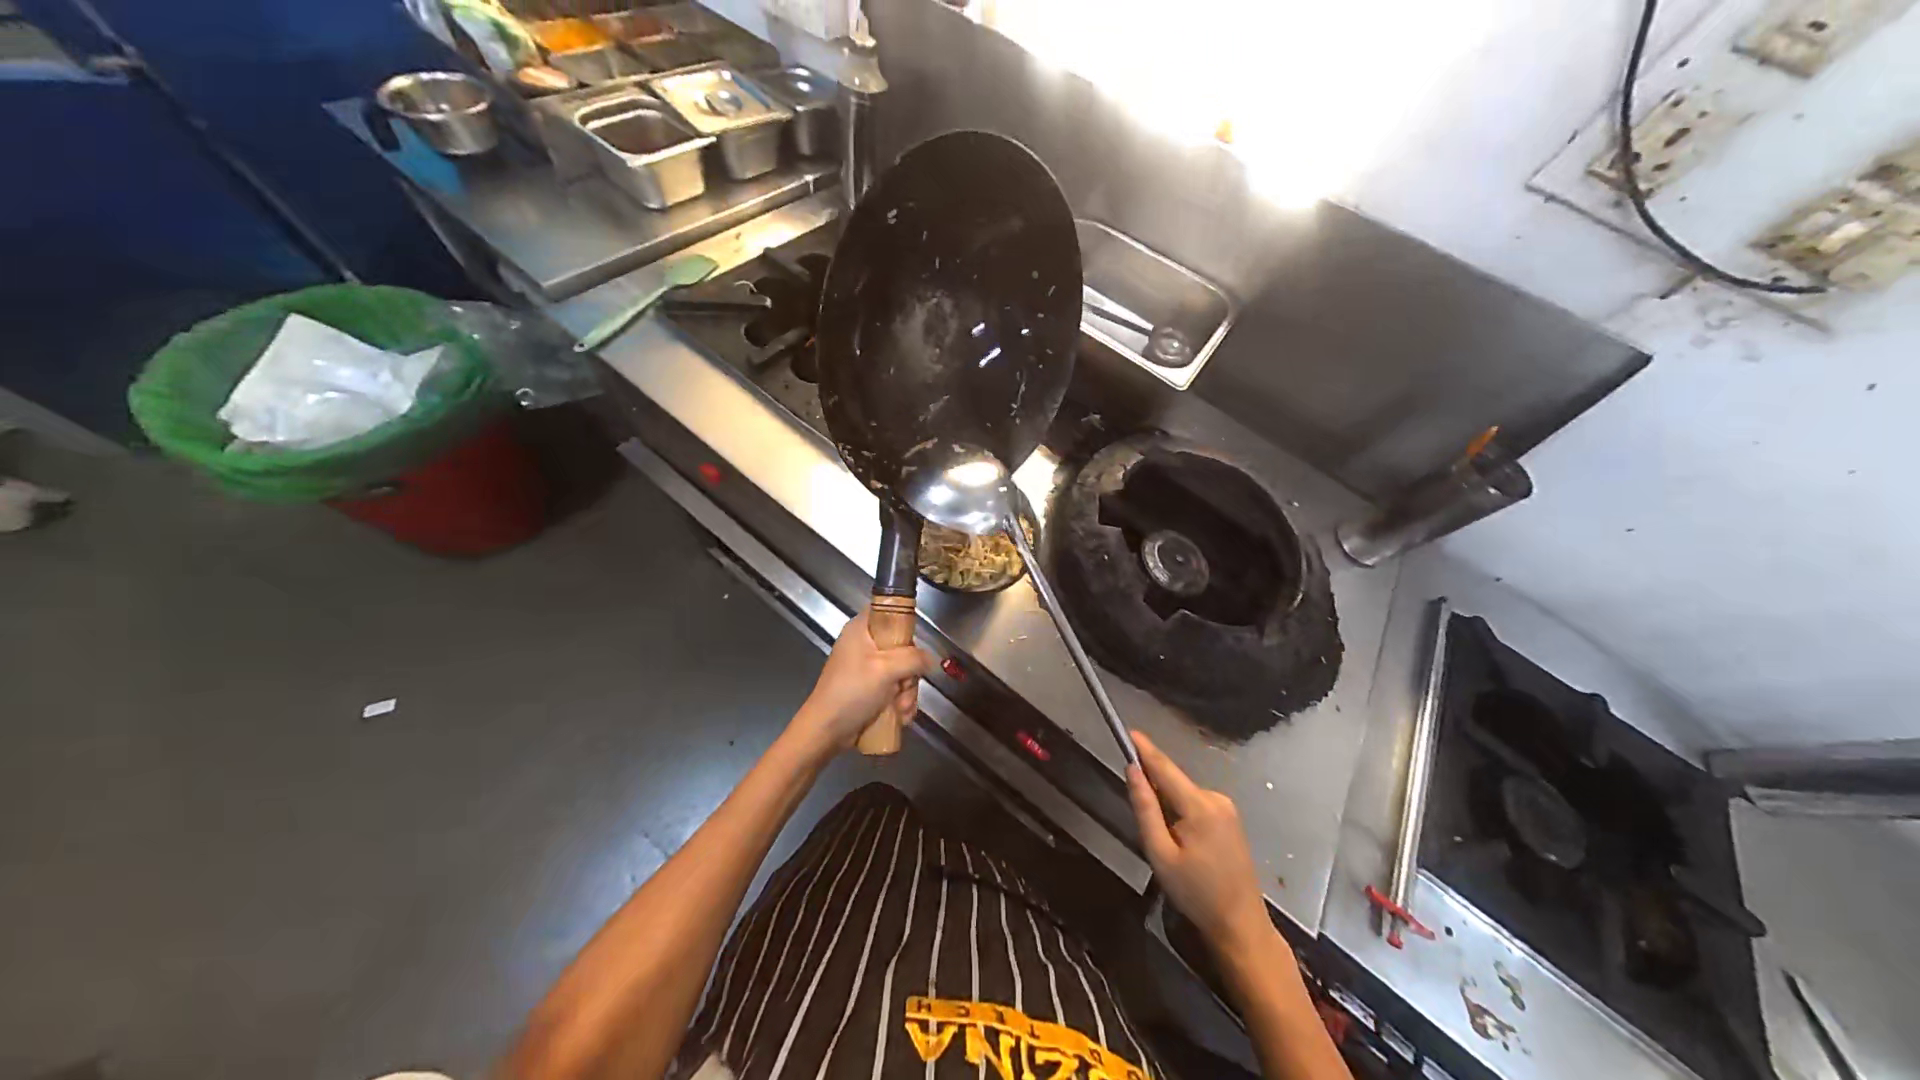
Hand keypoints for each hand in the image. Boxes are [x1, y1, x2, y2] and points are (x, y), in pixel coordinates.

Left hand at [786, 608, 934, 758]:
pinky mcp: (871, 689)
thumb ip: (914, 658)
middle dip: (909, 673)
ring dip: (906, 693)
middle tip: (902, 686)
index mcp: (862, 629)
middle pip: (903, 647)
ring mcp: (869, 669)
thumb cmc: (852, 691)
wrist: (827, 730)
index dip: (905, 625)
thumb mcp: (886, 669)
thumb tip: (929, 660)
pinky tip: (897, 715)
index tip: (912, 646)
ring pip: (903, 673)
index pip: (889, 611)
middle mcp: (865, 645)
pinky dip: (900, 703)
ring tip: (898, 708)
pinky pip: (897, 690)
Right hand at [1127, 729, 1271, 950]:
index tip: (1128, 731)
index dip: (1145, 749)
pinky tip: (1182, 843)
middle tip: (1144, 822)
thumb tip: (1133, 771)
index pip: (1165, 767)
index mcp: (1200, 806)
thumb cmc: (1196, 893)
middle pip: (1174, 782)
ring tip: (1166, 844)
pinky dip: (1181, 813)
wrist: (1240, 925)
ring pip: (1184, 795)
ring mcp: (1227, 808)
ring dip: (1168, 806)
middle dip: (1154, 790)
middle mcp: (1216, 799)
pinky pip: (1196, 804)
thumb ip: (1145, 808)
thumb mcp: (1160, 853)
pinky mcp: (1230, 819)